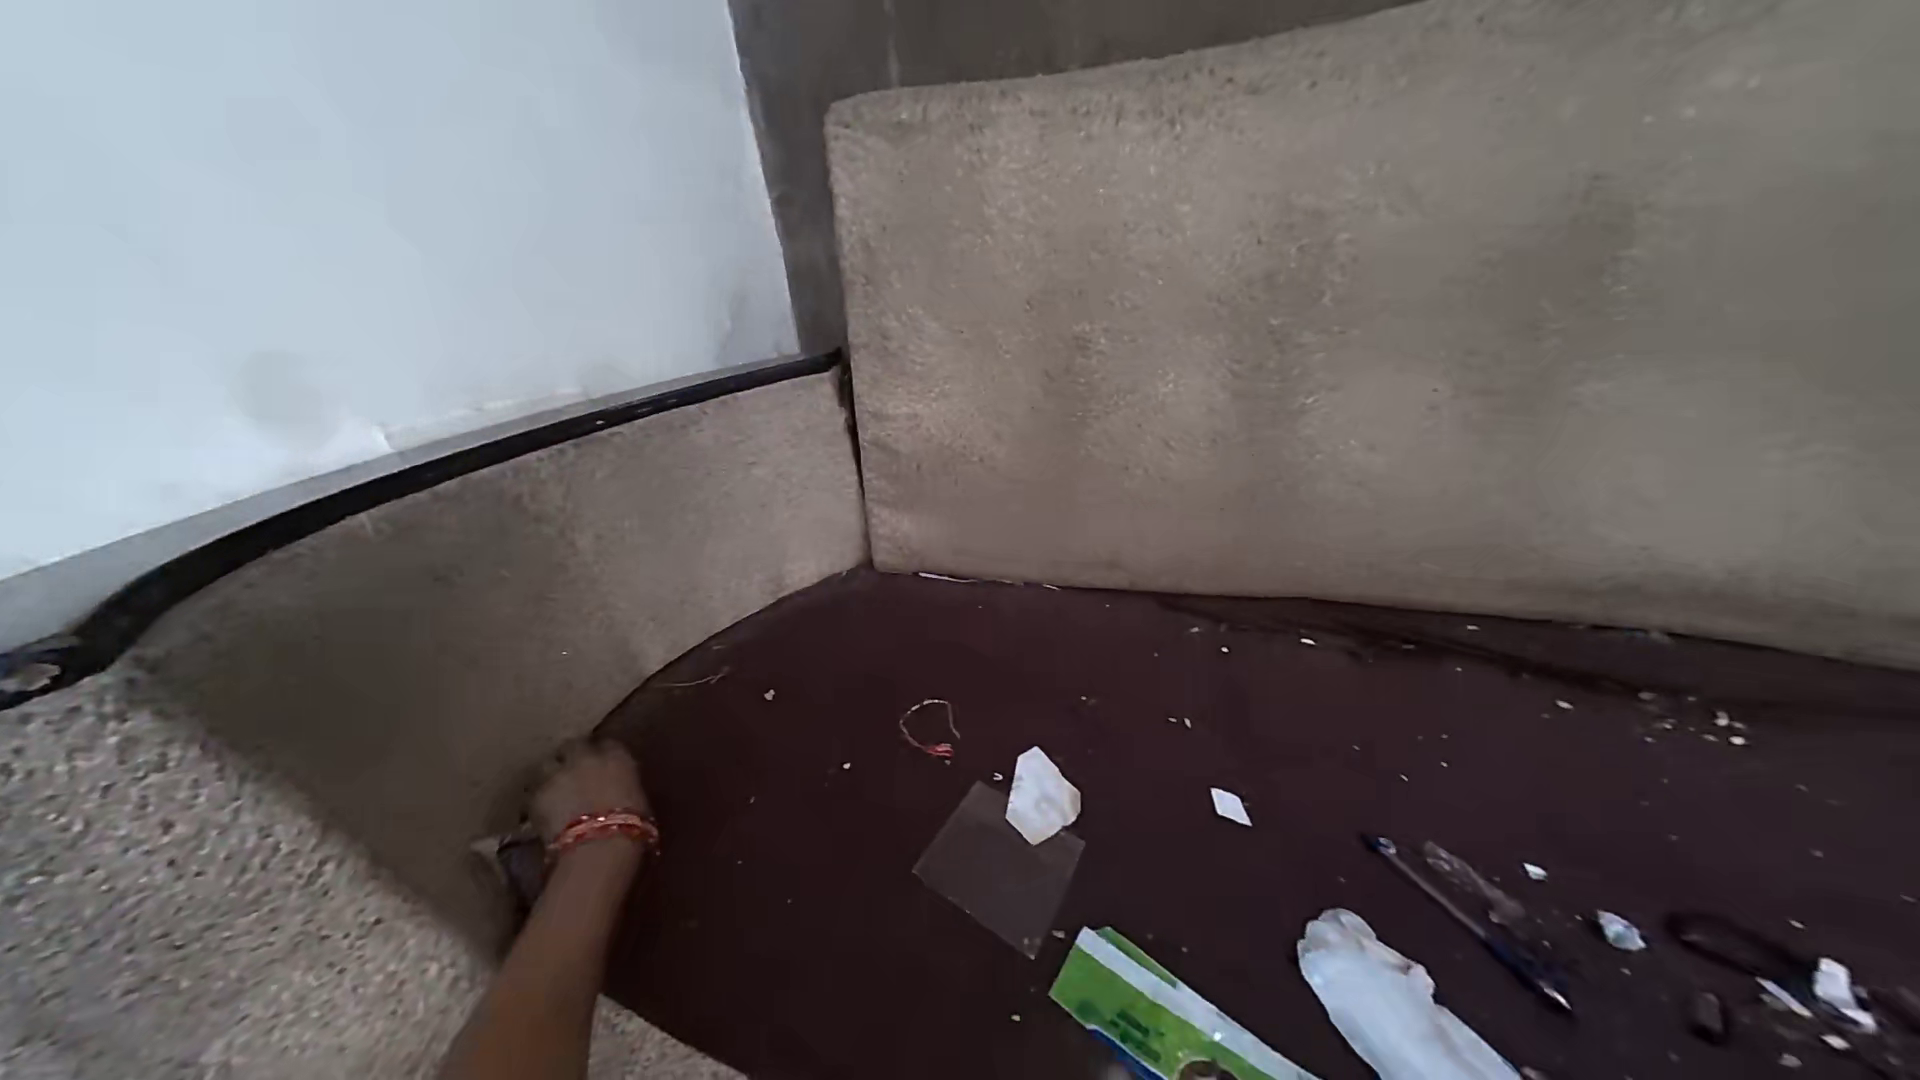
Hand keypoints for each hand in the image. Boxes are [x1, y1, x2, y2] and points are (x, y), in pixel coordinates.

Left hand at [531, 738, 649, 844]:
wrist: (599, 845)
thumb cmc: (632, 823)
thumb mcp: (637, 796)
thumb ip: (623, 783)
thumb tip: (617, 785)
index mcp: (617, 755)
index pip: (608, 743)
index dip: (602, 752)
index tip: (602, 761)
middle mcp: (586, 756)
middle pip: (573, 744)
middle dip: (571, 754)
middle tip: (573, 768)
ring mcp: (558, 773)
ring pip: (548, 763)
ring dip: (551, 772)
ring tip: (554, 786)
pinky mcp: (535, 795)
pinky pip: (534, 790)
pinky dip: (538, 796)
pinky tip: (543, 807)